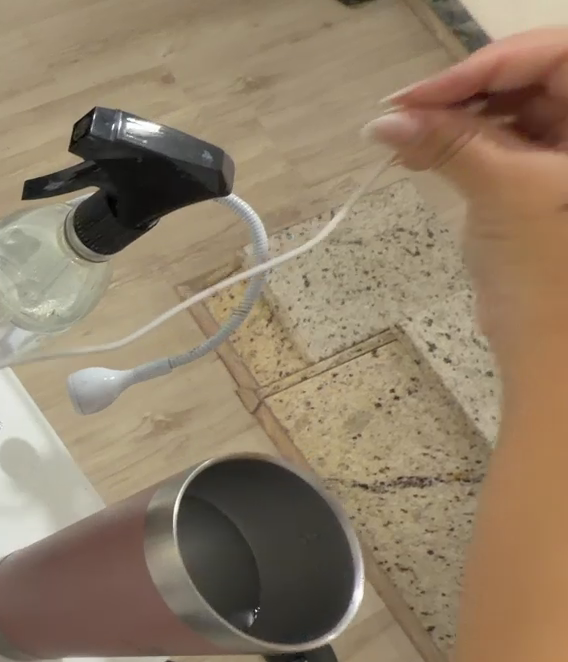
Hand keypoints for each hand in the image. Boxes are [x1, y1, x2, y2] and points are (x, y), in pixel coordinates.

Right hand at [367, 28, 567, 393]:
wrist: (557, 333)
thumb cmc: (549, 267)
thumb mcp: (504, 194)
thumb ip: (451, 147)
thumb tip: (385, 120)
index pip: (553, 54)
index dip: (477, 69)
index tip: (403, 102)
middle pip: (538, 73)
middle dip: (464, 92)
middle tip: (396, 122)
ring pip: (520, 103)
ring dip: (458, 118)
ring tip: (405, 144)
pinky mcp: (552, 171)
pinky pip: (512, 136)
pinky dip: (466, 141)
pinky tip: (426, 156)